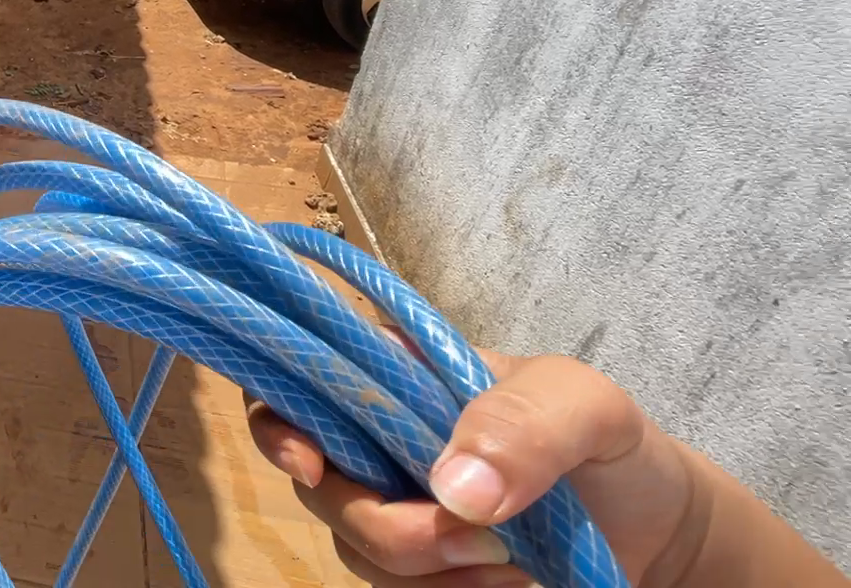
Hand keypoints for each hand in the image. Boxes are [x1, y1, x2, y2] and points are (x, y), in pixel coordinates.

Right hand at [249, 349, 703, 587]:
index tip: (310, 465)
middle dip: (381, 523)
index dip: (274, 425)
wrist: (671, 539)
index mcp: (377, 378)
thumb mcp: (582, 404)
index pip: (285, 388)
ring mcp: (387, 505)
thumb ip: (520, 422)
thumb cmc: (610, 446)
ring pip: (351, 546)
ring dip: (426, 568)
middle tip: (470, 539)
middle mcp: (364, 439)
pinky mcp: (418, 567)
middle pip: (313, 483)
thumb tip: (449, 490)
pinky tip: (506, 583)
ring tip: (512, 563)